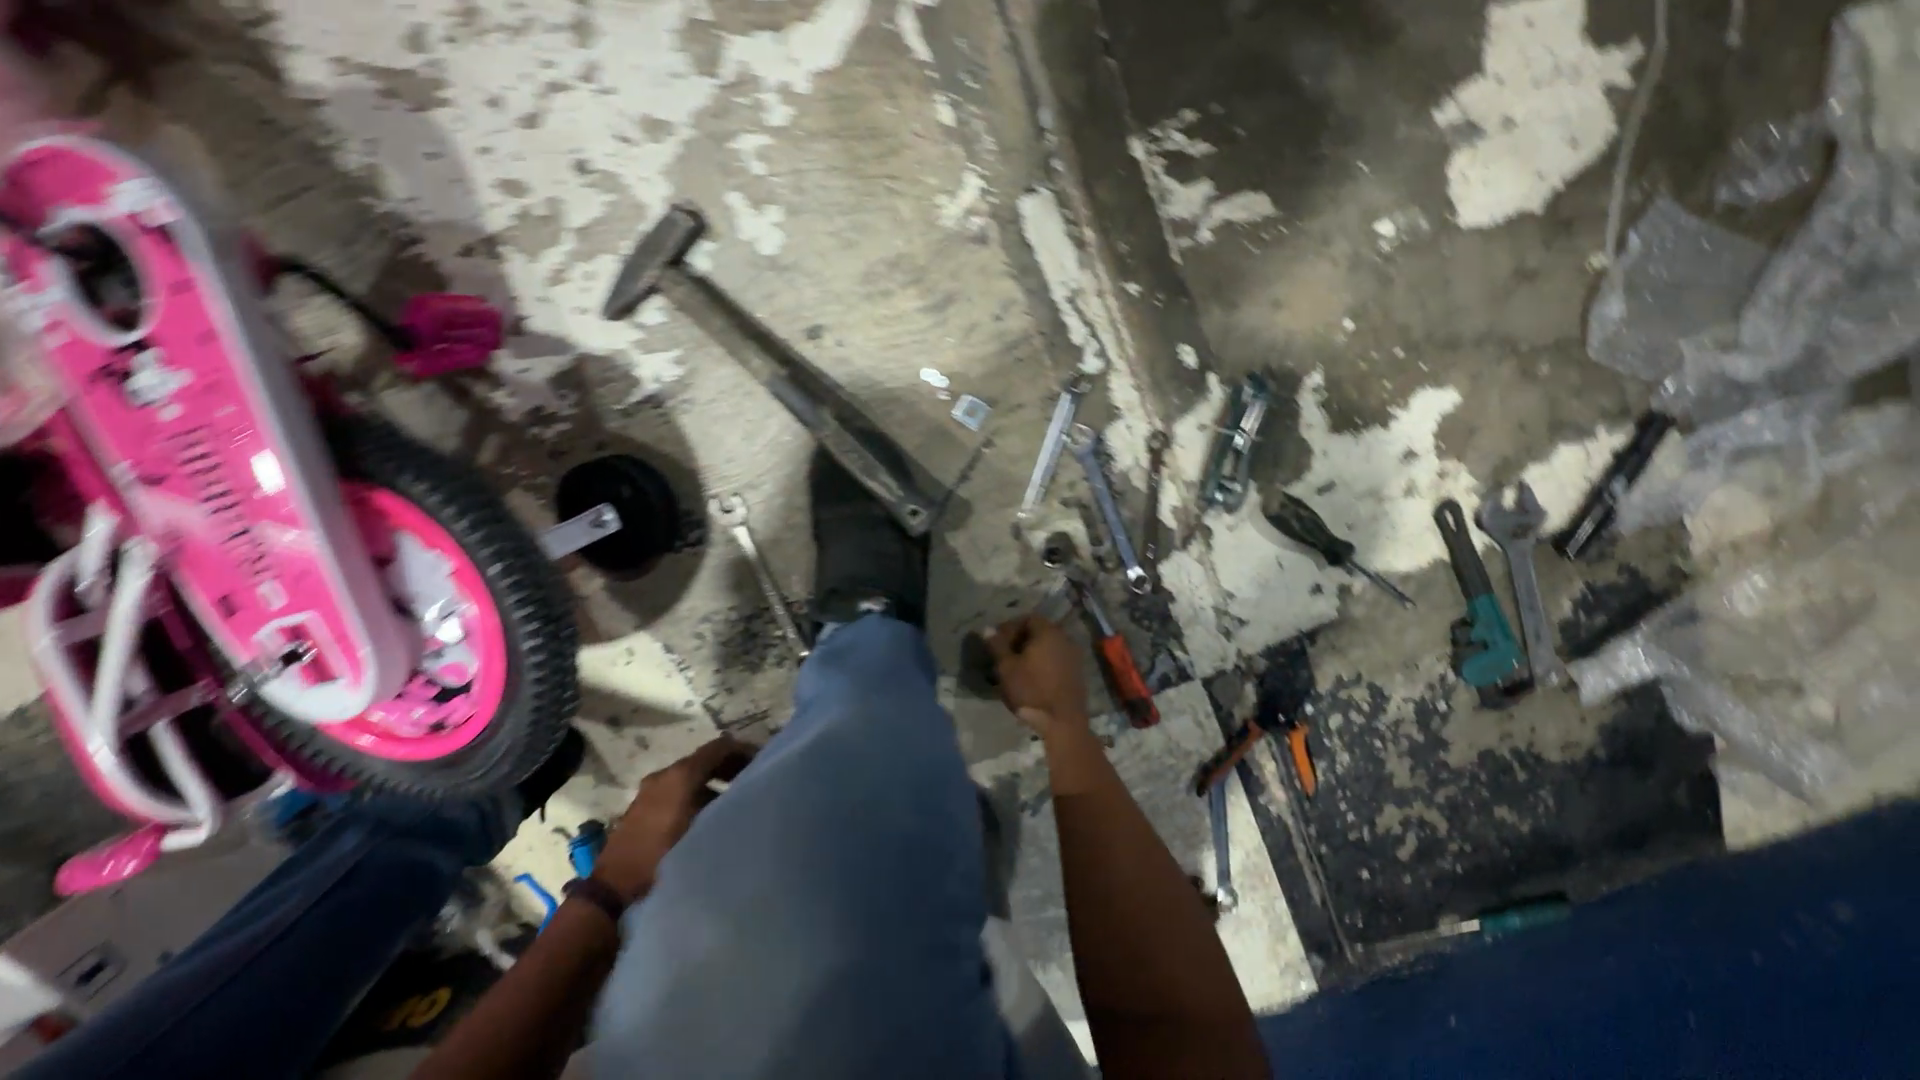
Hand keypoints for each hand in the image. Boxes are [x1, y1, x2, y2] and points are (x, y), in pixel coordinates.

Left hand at [592, 737, 755, 903]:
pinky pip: (679, 788)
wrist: (615, 886)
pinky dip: (699, 792)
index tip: (764, 762)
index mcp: (679, 775)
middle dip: (731, 765)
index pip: (718, 747)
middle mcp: (664, 775)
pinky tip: (711, 814)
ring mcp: (651, 790)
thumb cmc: (662, 857)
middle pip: (704, 759)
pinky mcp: (644, 806)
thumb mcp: (701, 831)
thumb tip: (750, 792)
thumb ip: (726, 805)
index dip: (743, 750)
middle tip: (754, 779)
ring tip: (738, 798)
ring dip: (716, 780)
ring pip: (692, 775)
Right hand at [982, 615, 1087, 735]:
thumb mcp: (1006, 668)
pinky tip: (1033, 677)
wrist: (1062, 721)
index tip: (998, 641)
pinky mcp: (1077, 673)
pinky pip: (1057, 659)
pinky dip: (1044, 663)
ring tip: (1017, 667)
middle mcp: (1065, 639)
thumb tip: (987, 628)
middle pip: (1040, 631)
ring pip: (1049, 646)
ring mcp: (1074, 656)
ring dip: (1032, 652)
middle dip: (1021, 639)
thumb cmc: (1031, 690)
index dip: (1010, 627)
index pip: (1028, 618)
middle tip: (1005, 654)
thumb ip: (997, 645)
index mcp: (1048, 632)